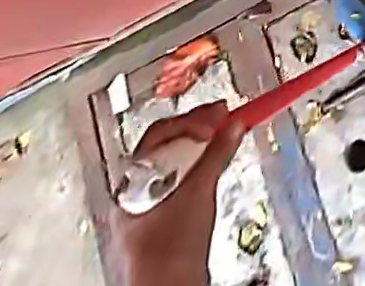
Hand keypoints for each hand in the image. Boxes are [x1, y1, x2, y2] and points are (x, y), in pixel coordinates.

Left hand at [110, 101, 244, 285]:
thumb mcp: (199, 193)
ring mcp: (147, 209)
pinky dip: (197, 170)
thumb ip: (216, 155)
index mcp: (132, 179)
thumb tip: (232, 126)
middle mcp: (134, 191)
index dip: (193, 119)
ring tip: (222, 138)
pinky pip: (179, 185)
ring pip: (173, 165)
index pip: (162, 133)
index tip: (220, 112)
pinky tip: (212, 168)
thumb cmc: (171, 253)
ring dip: (199, 148)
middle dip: (197, 129)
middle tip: (223, 118)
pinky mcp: (163, 224)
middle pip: (167, 146)